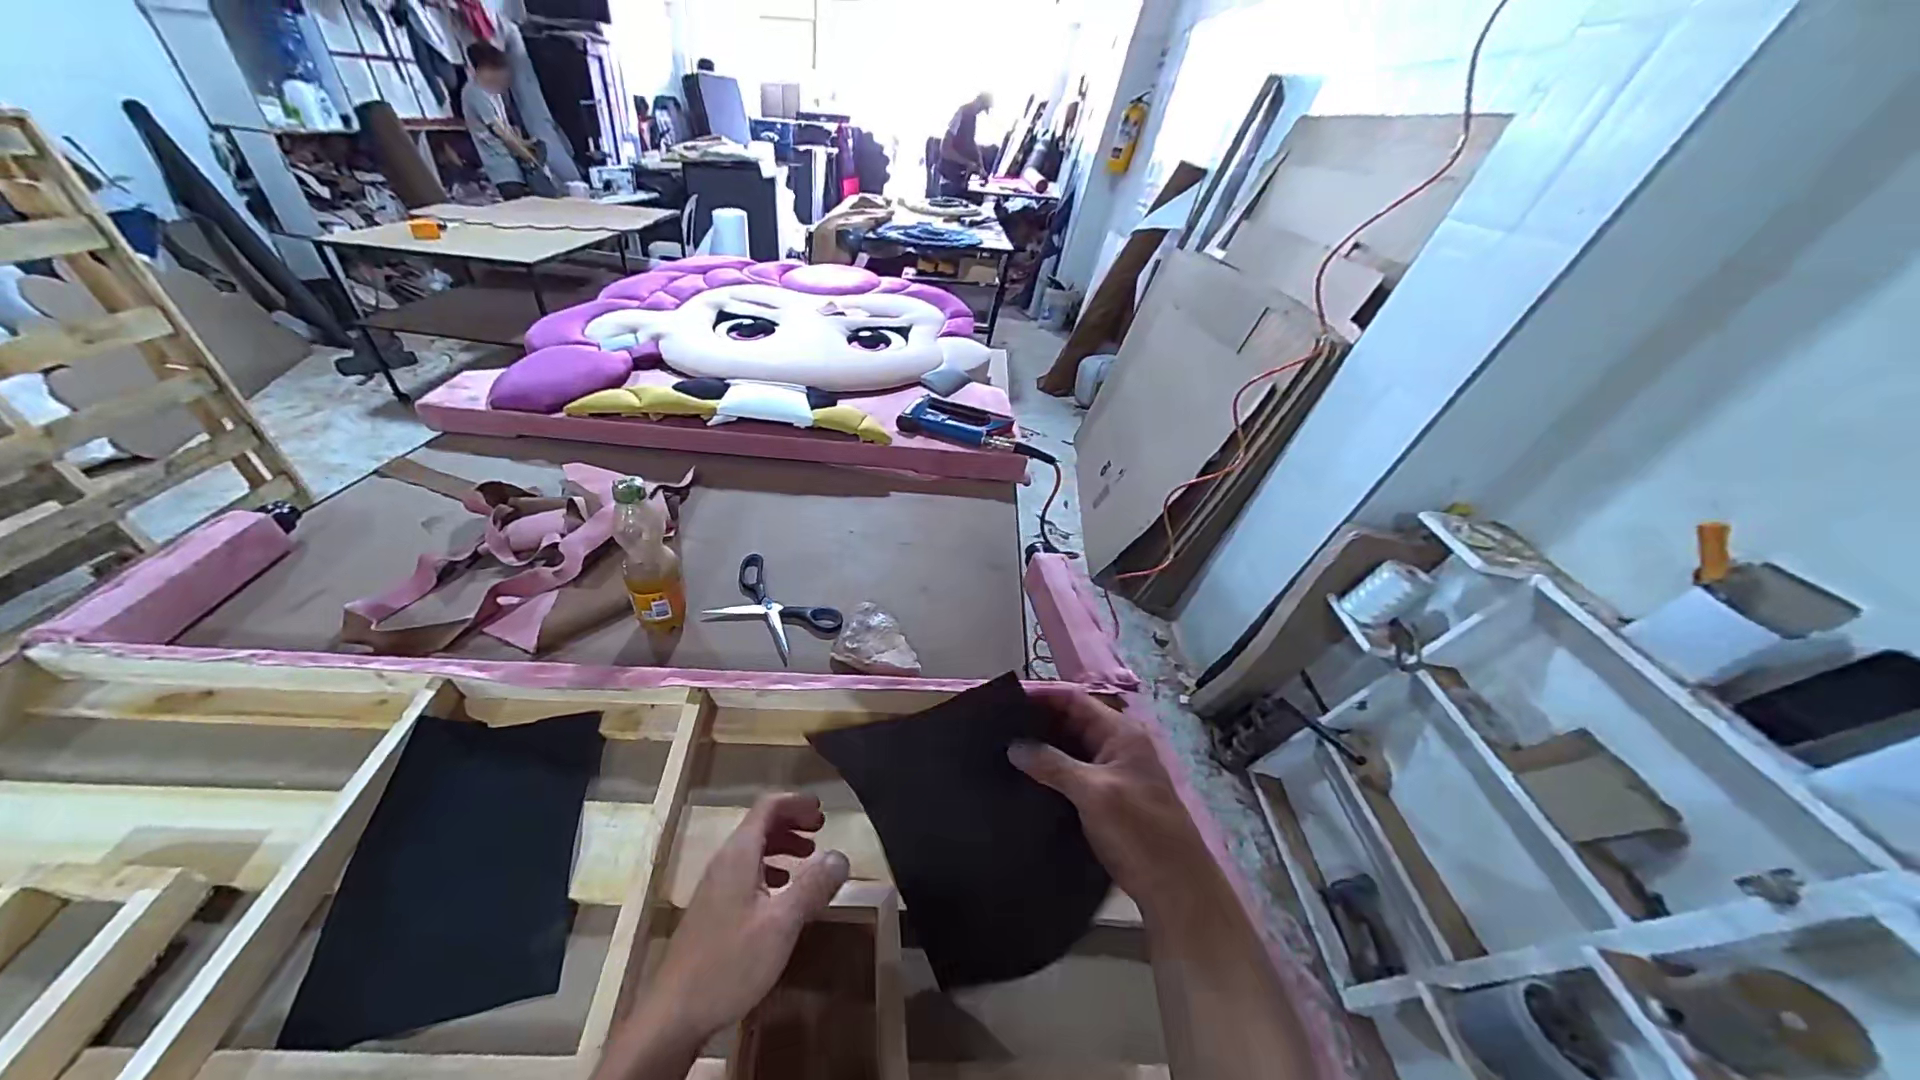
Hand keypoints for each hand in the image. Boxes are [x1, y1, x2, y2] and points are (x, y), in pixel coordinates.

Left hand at [628, 793, 849, 1049]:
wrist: (673, 1015)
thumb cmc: (730, 963)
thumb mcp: (781, 924)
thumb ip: (813, 886)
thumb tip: (841, 855)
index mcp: (739, 855)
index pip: (768, 806)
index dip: (796, 802)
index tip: (823, 812)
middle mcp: (725, 862)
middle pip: (760, 824)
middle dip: (792, 821)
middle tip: (821, 830)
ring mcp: (715, 886)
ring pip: (753, 849)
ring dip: (782, 845)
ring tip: (809, 858)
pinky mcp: (713, 909)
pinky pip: (746, 872)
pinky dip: (770, 869)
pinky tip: (782, 893)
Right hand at [1008, 690, 1214, 916]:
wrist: (1176, 890)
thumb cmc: (1140, 833)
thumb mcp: (1094, 793)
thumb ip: (1052, 765)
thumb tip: (1013, 746)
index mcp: (1121, 734)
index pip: (1075, 699)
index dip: (1041, 694)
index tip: (1006, 699)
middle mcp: (1116, 746)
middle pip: (1070, 721)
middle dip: (1036, 720)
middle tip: (995, 725)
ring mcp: (1111, 773)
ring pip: (1068, 748)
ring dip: (1039, 747)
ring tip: (1000, 748)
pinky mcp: (1104, 799)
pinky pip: (1070, 773)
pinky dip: (1048, 771)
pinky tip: (1021, 778)